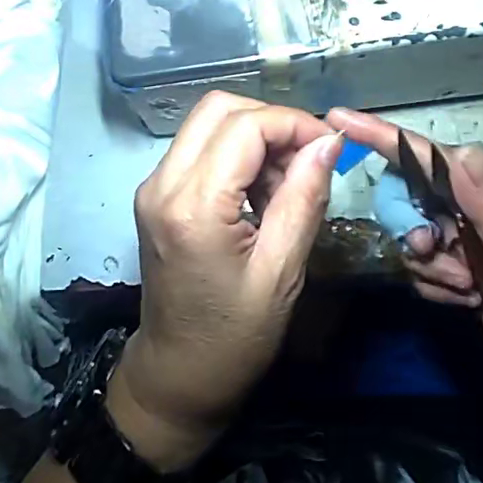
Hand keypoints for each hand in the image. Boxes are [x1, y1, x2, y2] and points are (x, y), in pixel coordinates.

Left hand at [109, 92, 341, 470]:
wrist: (178, 374)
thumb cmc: (234, 337)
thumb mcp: (282, 271)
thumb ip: (305, 198)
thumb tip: (329, 141)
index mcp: (193, 206)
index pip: (245, 125)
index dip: (294, 124)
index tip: (330, 147)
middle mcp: (162, 183)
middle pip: (219, 108)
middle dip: (272, 122)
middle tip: (307, 160)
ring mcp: (153, 185)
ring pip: (208, 121)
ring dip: (255, 136)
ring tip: (286, 184)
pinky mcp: (156, 192)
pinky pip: (199, 146)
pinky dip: (236, 152)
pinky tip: (259, 191)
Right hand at [327, 108, 482, 441]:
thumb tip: (464, 150)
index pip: (437, 160)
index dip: (386, 137)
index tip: (338, 117)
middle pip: (418, 198)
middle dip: (413, 227)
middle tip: (437, 262)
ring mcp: (482, 248)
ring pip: (419, 235)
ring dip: (427, 265)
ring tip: (463, 294)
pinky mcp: (474, 277)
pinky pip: (429, 267)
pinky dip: (433, 284)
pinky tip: (463, 304)